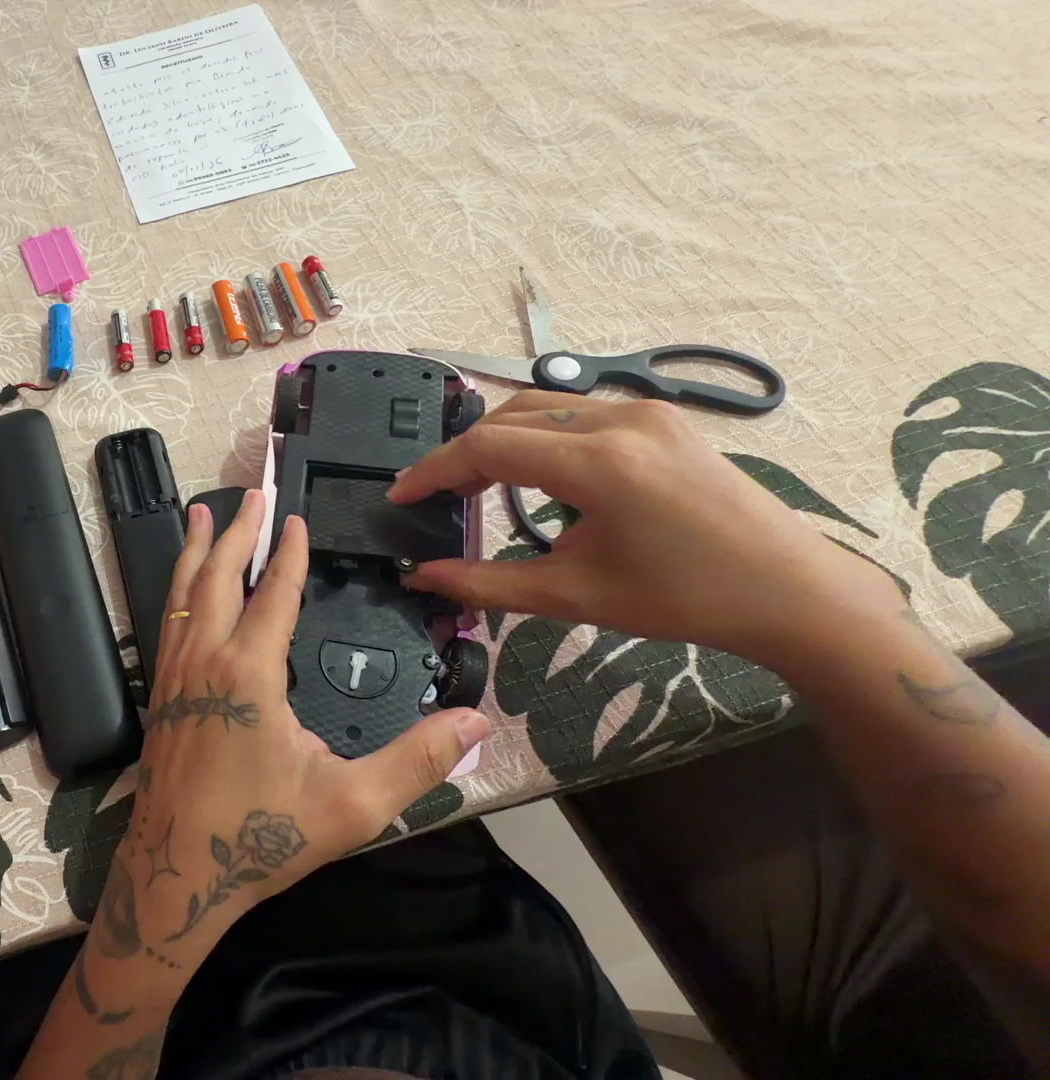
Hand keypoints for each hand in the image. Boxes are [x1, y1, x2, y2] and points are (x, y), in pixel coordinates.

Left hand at [88, 489, 489, 966]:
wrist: (177, 870)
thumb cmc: (260, 836)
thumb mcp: (352, 804)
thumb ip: (417, 760)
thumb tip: (478, 724)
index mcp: (249, 671)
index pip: (274, 594)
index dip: (287, 554)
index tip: (295, 519)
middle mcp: (204, 659)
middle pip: (216, 577)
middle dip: (235, 532)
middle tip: (249, 496)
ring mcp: (174, 675)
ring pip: (181, 595)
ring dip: (193, 551)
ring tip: (199, 515)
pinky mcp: (159, 694)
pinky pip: (167, 624)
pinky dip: (176, 591)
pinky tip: (182, 592)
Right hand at [386, 392, 903, 673]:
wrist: (791, 591)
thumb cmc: (682, 599)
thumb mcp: (572, 595)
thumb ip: (484, 583)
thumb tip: (421, 576)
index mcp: (599, 464)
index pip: (487, 447)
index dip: (433, 470)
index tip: (400, 495)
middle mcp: (620, 421)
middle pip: (508, 418)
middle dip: (461, 455)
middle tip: (435, 497)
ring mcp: (645, 413)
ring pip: (540, 407)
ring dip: (496, 440)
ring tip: (474, 485)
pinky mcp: (661, 419)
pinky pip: (575, 411)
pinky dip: (535, 435)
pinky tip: (530, 472)